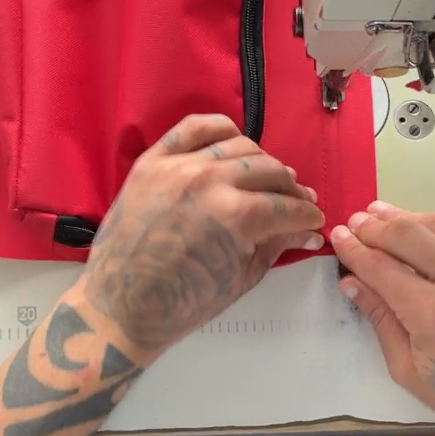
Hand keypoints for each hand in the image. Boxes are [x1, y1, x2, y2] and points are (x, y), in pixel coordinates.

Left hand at [75, 114, 326, 363]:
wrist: (121, 306)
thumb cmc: (183, 304)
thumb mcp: (240, 279)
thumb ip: (275, 246)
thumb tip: (307, 232)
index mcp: (235, 216)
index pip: (286, 207)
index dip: (306, 216)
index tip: (313, 220)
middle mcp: (209, 181)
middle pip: (268, 171)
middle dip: (290, 191)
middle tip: (296, 203)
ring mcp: (178, 167)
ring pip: (238, 147)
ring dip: (261, 162)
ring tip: (269, 178)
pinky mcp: (152, 162)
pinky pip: (194, 128)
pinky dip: (220, 130)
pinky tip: (234, 143)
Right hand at [329, 202, 434, 435]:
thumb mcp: (410, 369)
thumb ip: (380, 319)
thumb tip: (350, 281)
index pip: (381, 267)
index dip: (354, 249)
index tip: (337, 236)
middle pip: (409, 235)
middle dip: (376, 226)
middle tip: (356, 220)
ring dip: (407, 218)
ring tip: (383, 213)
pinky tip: (426, 233)